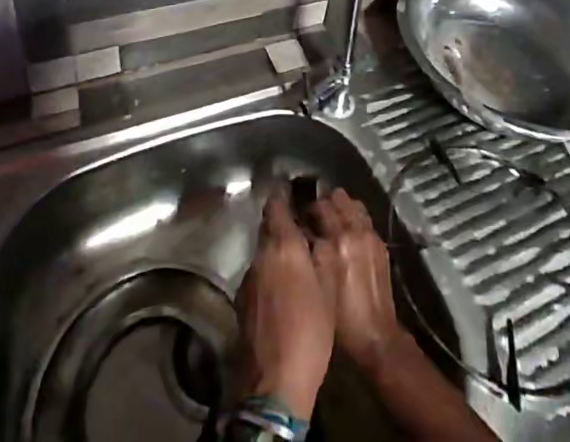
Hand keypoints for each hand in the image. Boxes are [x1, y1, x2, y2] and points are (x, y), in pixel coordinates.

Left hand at [233, 184, 334, 418]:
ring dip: (277, 253)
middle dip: (283, 226)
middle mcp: (259, 256)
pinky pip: (259, 275)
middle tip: (304, 231)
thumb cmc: (311, 331)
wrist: (276, 379)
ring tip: (298, 265)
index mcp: (282, 247)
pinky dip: (270, 275)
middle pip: (268, 229)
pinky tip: (284, 292)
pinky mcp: (242, 300)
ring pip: (263, 254)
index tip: (294, 190)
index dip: (284, 196)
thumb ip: (319, 254)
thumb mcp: (327, 290)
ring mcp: (247, 278)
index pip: (276, 206)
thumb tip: (313, 232)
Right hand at [309, 188, 408, 366]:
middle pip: (333, 199)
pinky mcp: (379, 243)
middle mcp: (353, 232)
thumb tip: (298, 228)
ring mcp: (369, 236)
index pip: (316, 207)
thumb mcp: (315, 280)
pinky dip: (351, 215)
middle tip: (310, 218)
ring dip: (337, 207)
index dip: (303, 210)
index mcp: (334, 242)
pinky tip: (344, 230)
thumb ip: (307, 248)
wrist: (374, 335)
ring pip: (349, 202)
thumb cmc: (338, 315)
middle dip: (320, 204)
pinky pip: (362, 214)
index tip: (296, 216)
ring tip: (327, 221)